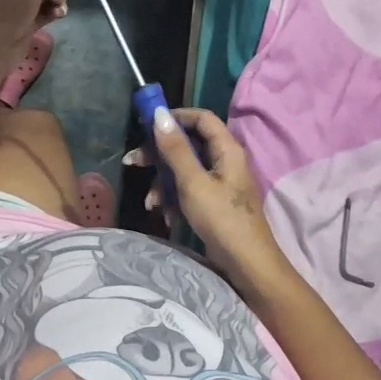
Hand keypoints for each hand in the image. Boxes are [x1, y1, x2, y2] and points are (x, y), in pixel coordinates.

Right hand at [133, 107, 293, 292]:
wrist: (247, 264)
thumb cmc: (222, 219)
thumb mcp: (193, 182)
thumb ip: (176, 149)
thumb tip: (159, 115)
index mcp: (227, 149)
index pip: (201, 118)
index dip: (174, 116)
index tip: (146, 124)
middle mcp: (225, 160)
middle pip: (188, 143)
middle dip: (159, 154)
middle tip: (133, 163)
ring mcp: (221, 181)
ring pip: (185, 168)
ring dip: (164, 183)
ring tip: (151, 203)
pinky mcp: (215, 200)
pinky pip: (190, 188)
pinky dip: (175, 198)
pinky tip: (165, 216)